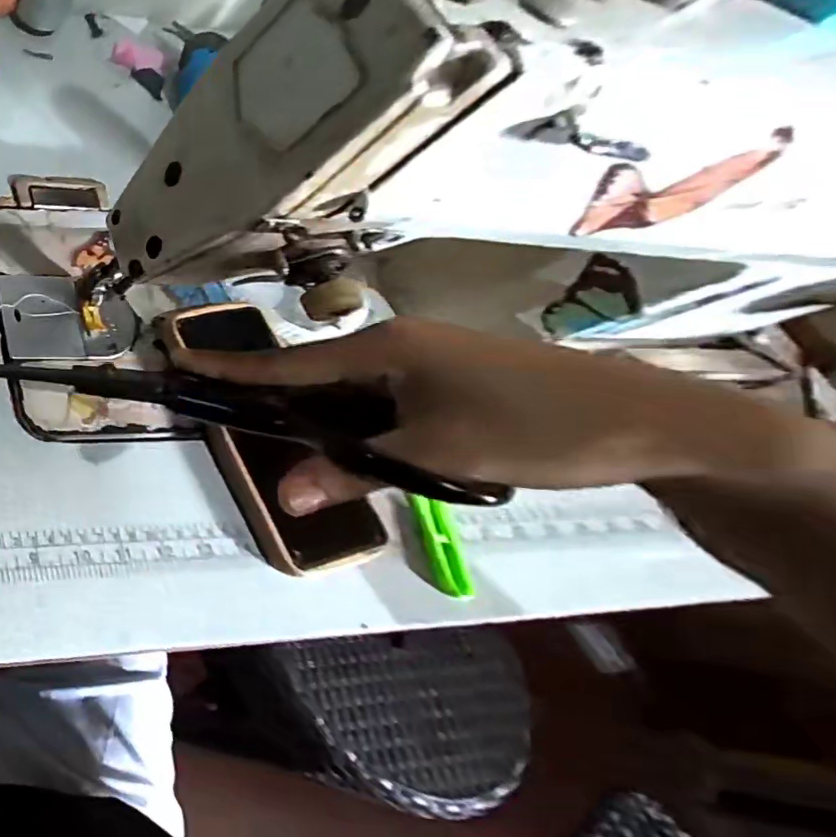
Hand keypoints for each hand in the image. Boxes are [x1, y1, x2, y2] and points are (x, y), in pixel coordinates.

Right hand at [171, 317, 814, 515]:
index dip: (231, 368)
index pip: (288, 363)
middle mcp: (396, 342)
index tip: (178, 358)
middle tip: (228, 409)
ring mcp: (427, 354)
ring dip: (320, 411)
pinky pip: (382, 392)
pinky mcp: (451, 373)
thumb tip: (285, 495)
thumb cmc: (534, 428)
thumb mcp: (436, 455)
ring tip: (290, 437)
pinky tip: (358, 438)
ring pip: (351, 385)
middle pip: (316, 371)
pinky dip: (357, 415)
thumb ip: (353, 470)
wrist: (657, 421)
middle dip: (272, 392)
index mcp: (384, 348)